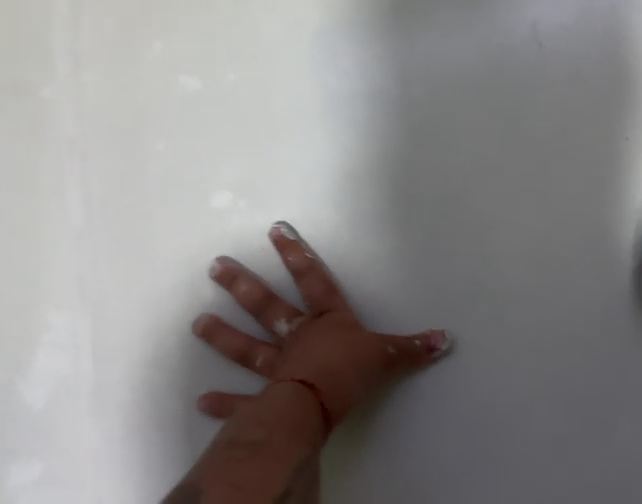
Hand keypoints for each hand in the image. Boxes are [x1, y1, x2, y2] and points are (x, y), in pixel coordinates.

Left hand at [193, 221, 451, 426]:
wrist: (313, 409)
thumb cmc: (347, 373)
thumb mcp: (386, 357)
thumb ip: (411, 348)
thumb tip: (445, 339)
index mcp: (327, 321)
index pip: (314, 280)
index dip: (296, 255)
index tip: (276, 231)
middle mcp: (297, 338)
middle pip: (268, 307)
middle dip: (243, 286)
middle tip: (217, 266)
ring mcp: (275, 370)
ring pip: (247, 347)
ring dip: (223, 336)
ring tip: (197, 322)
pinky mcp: (263, 403)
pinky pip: (241, 403)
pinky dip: (223, 403)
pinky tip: (202, 399)